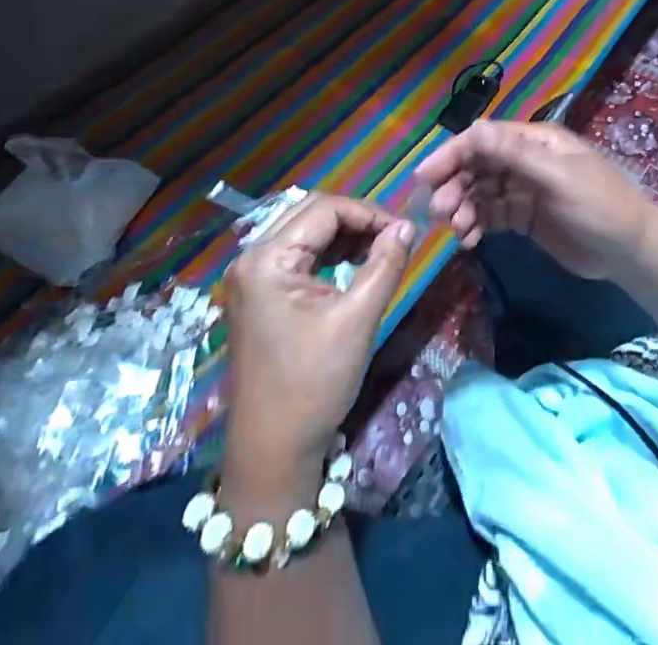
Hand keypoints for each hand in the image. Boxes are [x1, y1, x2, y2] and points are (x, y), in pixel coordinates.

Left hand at [223, 194, 412, 473]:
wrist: (273, 447)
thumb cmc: (314, 384)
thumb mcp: (357, 320)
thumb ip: (383, 265)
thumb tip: (407, 227)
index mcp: (266, 260)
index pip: (323, 210)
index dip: (368, 213)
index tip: (405, 230)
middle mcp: (251, 258)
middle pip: (309, 214)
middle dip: (355, 220)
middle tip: (394, 237)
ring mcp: (251, 277)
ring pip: (303, 233)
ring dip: (343, 235)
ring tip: (381, 249)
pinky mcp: (258, 295)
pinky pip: (296, 257)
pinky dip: (327, 254)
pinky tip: (354, 264)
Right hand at [413, 120, 652, 279]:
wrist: (630, 252)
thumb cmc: (600, 206)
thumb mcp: (559, 177)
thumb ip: (515, 155)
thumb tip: (474, 128)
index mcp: (534, 141)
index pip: (483, 140)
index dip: (451, 154)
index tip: (425, 177)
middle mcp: (524, 161)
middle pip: (476, 166)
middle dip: (454, 186)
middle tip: (440, 211)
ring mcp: (522, 190)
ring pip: (479, 193)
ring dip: (462, 208)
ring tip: (458, 230)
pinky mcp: (523, 217)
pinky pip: (489, 216)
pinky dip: (475, 225)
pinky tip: (469, 240)